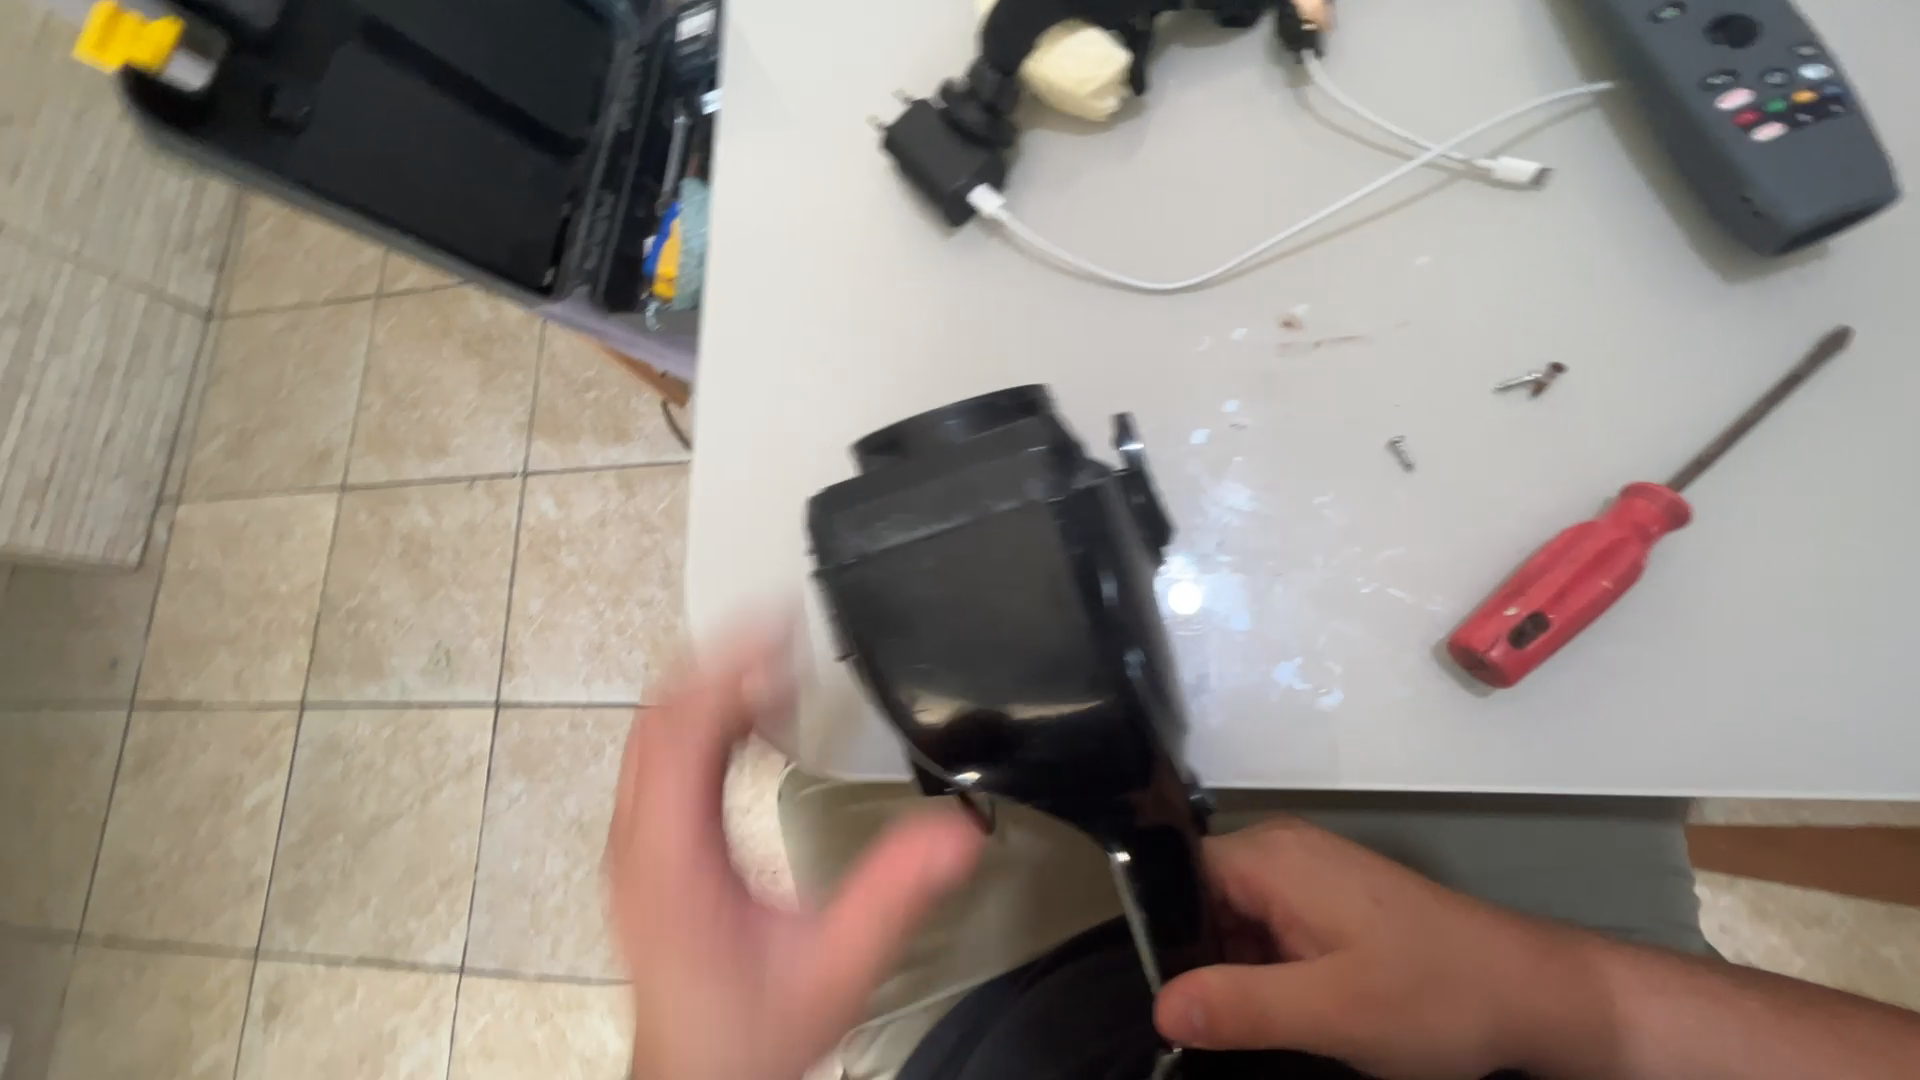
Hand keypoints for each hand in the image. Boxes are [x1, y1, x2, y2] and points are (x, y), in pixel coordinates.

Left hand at [607, 626, 984, 1079]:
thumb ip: (899, 892)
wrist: (700, 1077)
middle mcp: (644, 839)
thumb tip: (957, 830)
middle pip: (664, 712)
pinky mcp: (654, 841)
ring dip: (714, 680)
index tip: (778, 629)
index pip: (685, 731)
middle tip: (783, 629)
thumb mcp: (838, 964)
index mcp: (675, 857)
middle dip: (723, 657)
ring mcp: (641, 838)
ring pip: (659, 726)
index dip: (728, 667)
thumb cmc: (749, 1031)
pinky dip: (710, 713)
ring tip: (777, 660)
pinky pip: (668, 751)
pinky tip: (756, 714)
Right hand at [1154, 818, 1607, 1079]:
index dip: (1165, 933)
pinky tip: (1294, 1002)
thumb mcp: (1333, 1013)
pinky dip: (1268, 962)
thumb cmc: (1434, 997)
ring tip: (1263, 1017)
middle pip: (1203, 896)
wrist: (1537, 995)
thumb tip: (1159, 1007)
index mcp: (1268, 857)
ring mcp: (1305, 866)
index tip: (1170, 995)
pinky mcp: (1326, 890)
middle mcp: (1279, 847)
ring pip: (1235, 912)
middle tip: (1220, 1021)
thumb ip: (1241, 1006)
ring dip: (1239, 964)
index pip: (1177, 878)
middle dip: (1207, 956)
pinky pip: (1268, 919)